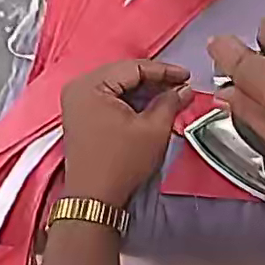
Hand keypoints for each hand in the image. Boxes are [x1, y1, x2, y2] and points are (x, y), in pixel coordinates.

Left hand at [60, 60, 193, 206]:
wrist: (95, 198)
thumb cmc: (122, 163)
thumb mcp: (153, 130)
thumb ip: (171, 102)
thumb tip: (184, 89)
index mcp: (91, 85)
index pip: (133, 67)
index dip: (164, 71)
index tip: (187, 76)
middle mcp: (78, 88)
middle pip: (123, 74)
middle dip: (154, 80)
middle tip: (181, 86)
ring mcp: (77, 102)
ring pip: (117, 86)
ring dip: (144, 91)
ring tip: (170, 97)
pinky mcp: (81, 116)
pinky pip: (109, 99)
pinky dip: (131, 102)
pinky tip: (150, 107)